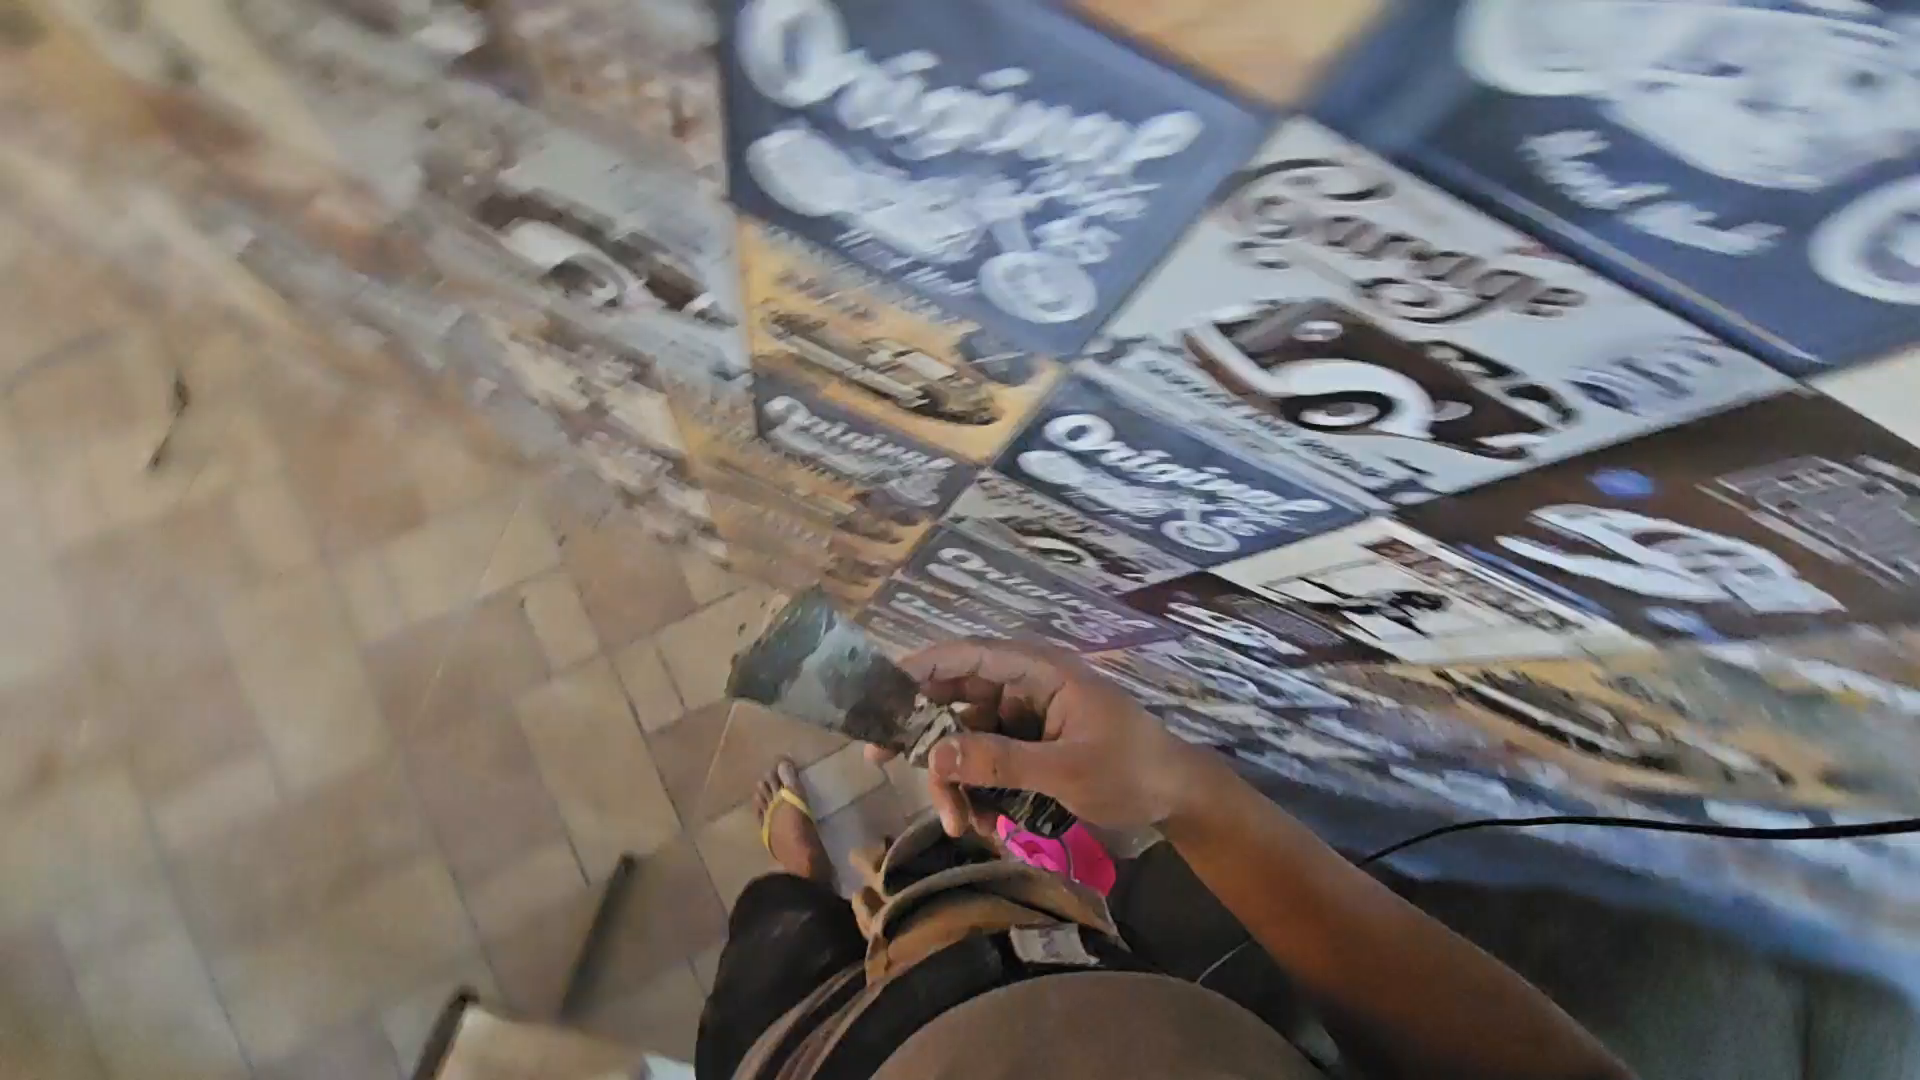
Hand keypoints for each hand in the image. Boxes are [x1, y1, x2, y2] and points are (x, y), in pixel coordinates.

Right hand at [874, 639, 1214, 836]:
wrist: (1175, 797)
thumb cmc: (1130, 769)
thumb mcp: (1066, 769)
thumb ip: (1000, 761)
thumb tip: (932, 754)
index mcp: (1039, 670)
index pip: (969, 656)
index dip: (921, 667)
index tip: (879, 691)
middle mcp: (1025, 685)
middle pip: (956, 698)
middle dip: (927, 735)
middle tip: (883, 761)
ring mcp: (1024, 716)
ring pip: (965, 735)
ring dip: (952, 775)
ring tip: (957, 823)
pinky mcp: (1027, 744)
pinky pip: (984, 758)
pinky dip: (974, 788)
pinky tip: (979, 821)